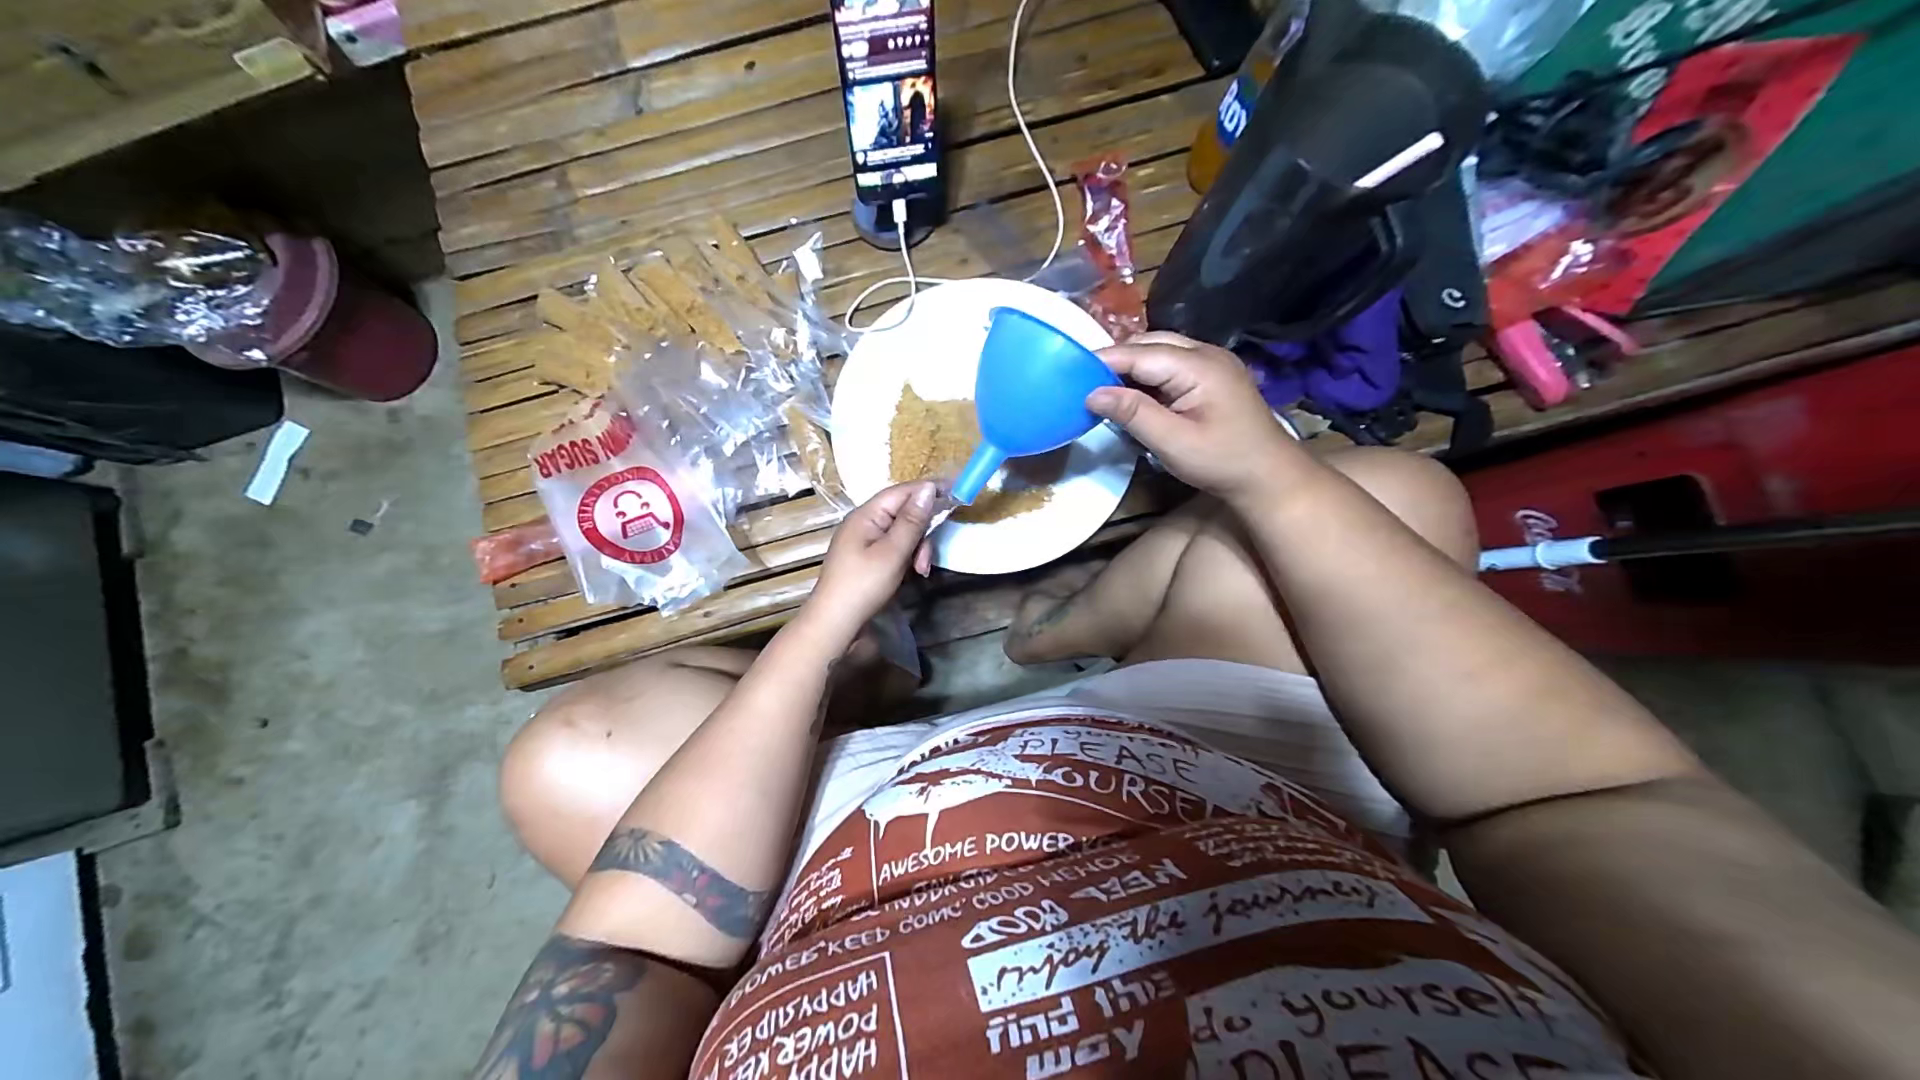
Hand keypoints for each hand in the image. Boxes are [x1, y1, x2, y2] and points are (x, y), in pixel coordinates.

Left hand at [800, 481, 936, 642]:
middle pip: (904, 513)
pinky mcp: (868, 557)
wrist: (835, 623)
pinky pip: (895, 547)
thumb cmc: (863, 585)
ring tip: (919, 571)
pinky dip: (907, 558)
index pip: (902, 491)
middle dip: (922, 532)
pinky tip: (912, 574)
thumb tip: (928, 488)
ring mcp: (865, 540)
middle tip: (927, 558)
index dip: (929, 490)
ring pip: (902, 533)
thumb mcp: (893, 552)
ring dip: (917, 549)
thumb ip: (912, 520)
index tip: (956, 492)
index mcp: (866, 515)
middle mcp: (864, 522)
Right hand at [1088, 331, 1300, 503]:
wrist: (1269, 475)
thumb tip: (1092, 393)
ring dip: (1131, 366)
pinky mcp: (1213, 374)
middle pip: (1150, 343)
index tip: (1071, 372)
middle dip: (1116, 359)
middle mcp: (1206, 353)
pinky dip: (1148, 374)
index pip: (1140, 353)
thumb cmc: (1221, 462)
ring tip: (1103, 388)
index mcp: (1199, 366)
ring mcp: (1212, 361)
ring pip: (1160, 350)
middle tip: (1084, 382)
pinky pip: (1172, 363)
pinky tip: (1133, 394)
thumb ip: (1133, 413)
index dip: (1104, 360)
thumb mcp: (1172, 442)